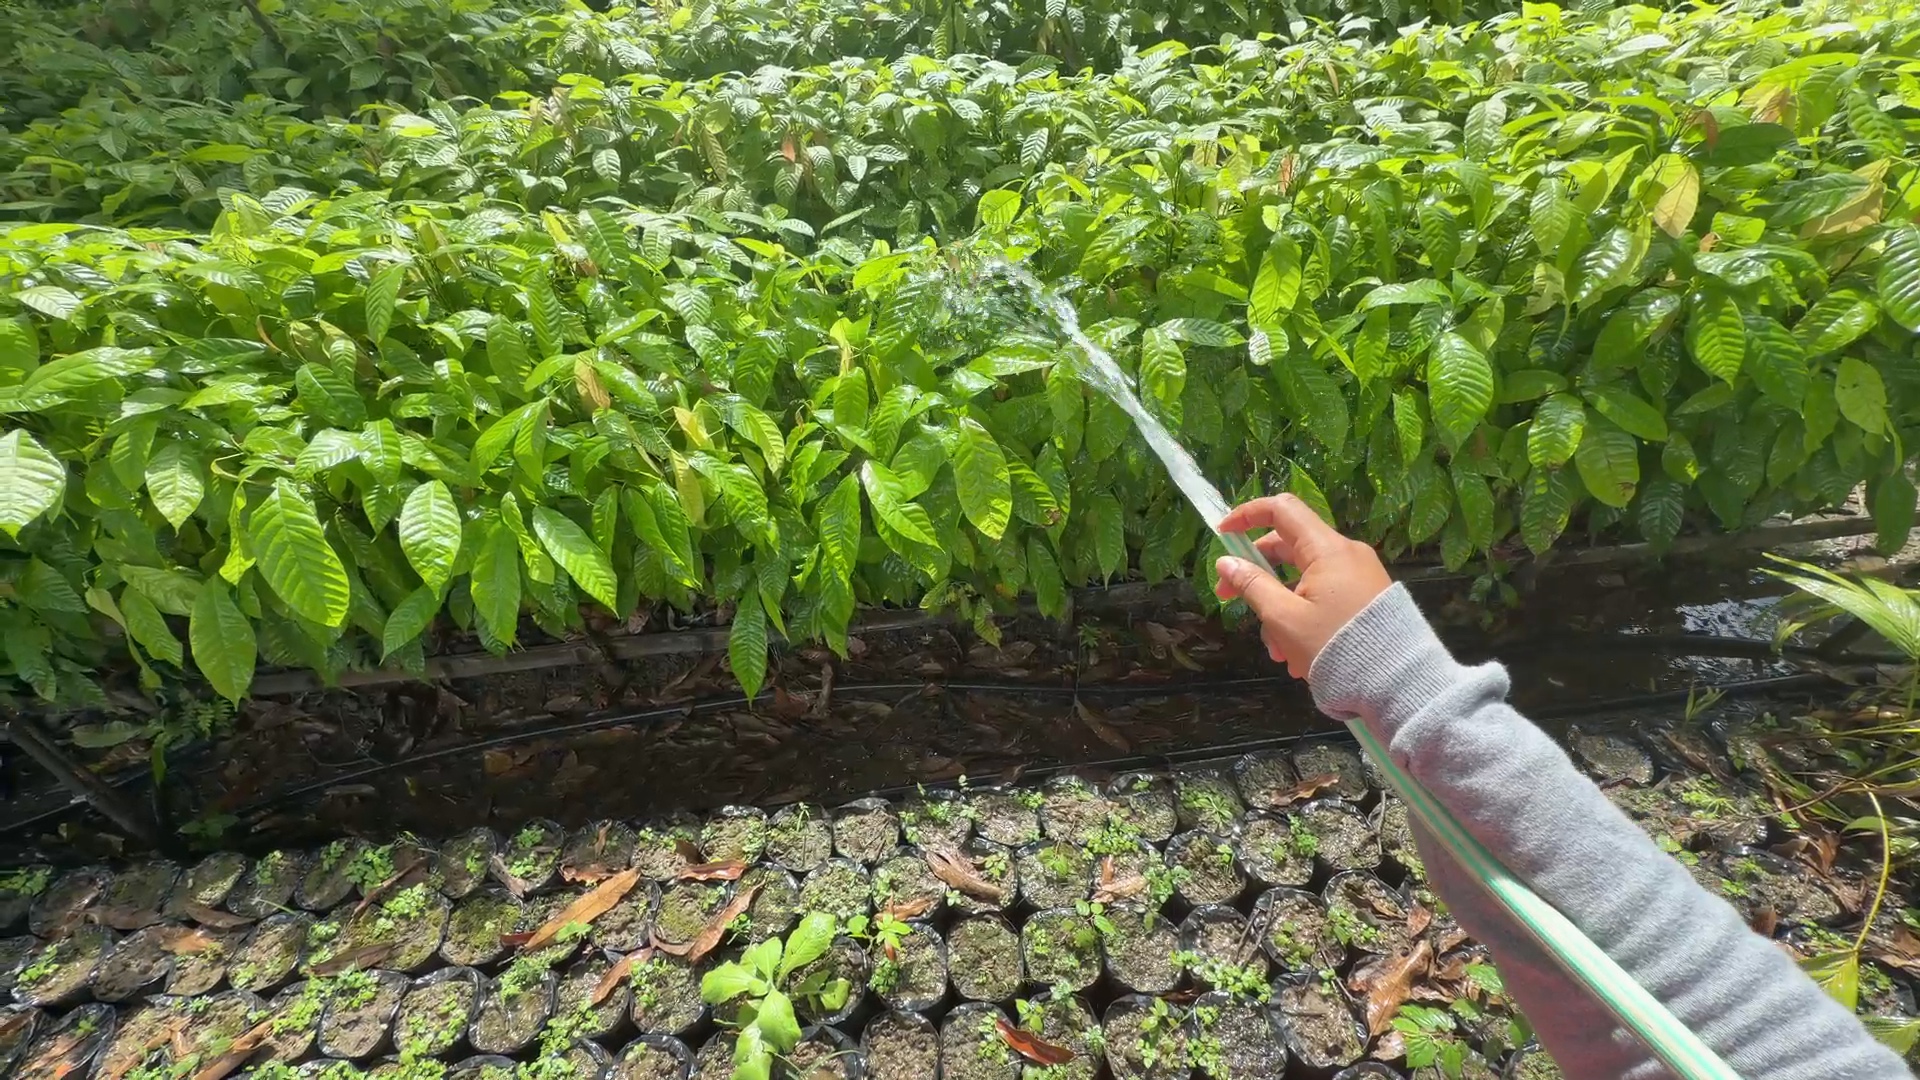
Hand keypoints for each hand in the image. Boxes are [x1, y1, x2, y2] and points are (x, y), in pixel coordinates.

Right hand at [1213, 494, 1392, 679]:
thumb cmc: (1333, 645)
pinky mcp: (1365, 597)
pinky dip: (1301, 614)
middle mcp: (1346, 554)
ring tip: (1276, 650)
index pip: (1281, 510)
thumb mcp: (1282, 618)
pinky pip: (1322, 594)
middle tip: (1229, 600)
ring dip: (1278, 606)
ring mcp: (1358, 575)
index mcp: (1327, 549)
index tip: (1222, 535)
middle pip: (1288, 547)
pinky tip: (1296, 653)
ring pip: (1302, 577)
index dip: (1247, 516)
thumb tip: (1226, 563)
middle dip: (1257, 574)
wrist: (1398, 684)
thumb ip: (1251, 585)